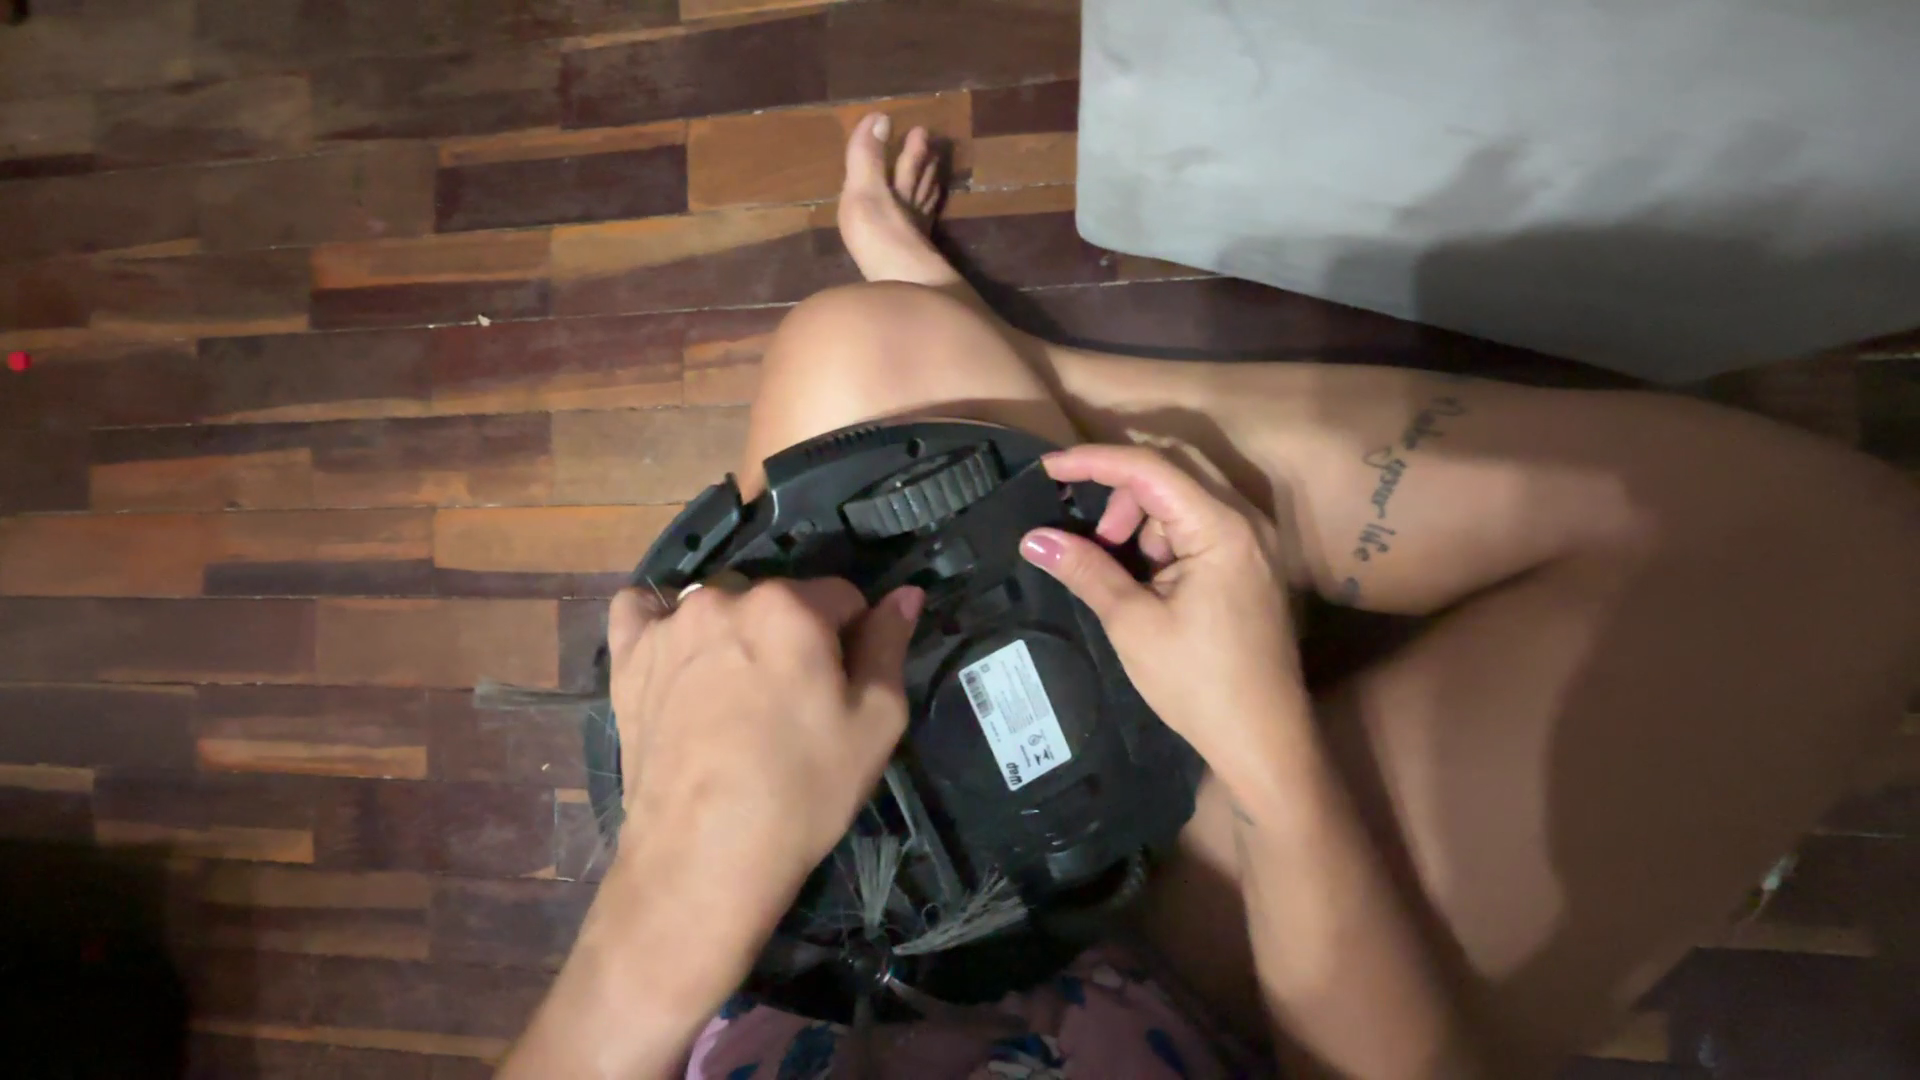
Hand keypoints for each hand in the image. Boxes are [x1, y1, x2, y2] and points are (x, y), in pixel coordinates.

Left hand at [606, 577, 924, 924]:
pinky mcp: (628, 657)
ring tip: (739, 693)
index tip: (846, 684)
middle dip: (796, 633)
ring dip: (739, 631)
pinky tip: (678, 654)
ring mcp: (670, 625)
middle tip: (796, 698)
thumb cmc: (804, 787)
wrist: (705, 856)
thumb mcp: (876, 720)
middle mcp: (726, 598)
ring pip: (722, 604)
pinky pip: (643, 610)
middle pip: (781, 598)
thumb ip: (889, 643)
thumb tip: (906, 593)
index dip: (854, 638)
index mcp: (791, 606)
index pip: (843, 596)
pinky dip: (663, 622)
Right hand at [1019, 444, 1304, 771]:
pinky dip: (1164, 539)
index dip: (1094, 461)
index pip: (1150, 469)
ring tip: (1127, 576)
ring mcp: (1253, 541)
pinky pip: (1198, 525)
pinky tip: (1151, 581)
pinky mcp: (1250, 562)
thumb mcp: (1133, 623)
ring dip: (1143, 521)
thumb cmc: (1198, 683)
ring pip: (1183, 499)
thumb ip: (1085, 569)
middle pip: (1171, 473)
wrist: (1263, 739)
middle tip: (1097, 541)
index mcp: (1221, 529)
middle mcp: (1246, 521)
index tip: (1047, 467)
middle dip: (1122, 496)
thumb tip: (1032, 539)